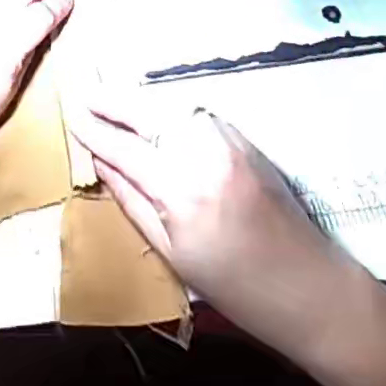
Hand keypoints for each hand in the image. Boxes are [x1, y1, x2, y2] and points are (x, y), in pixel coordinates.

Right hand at [69, 97, 362, 347]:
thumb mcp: (171, 252)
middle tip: (84, 95)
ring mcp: (228, 143)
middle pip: (145, 111)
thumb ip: (130, 200)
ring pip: (171, 104)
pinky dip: (169, 108)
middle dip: (110, 100)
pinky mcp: (245, 141)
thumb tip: (99, 163)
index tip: (70, 117)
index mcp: (180, 190)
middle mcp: (203, 155)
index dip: (93, 131)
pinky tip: (155, 115)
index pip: (122, 147)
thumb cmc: (236, 287)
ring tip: (112, 100)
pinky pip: (196, 113)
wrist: (315, 290)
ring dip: (138, 100)